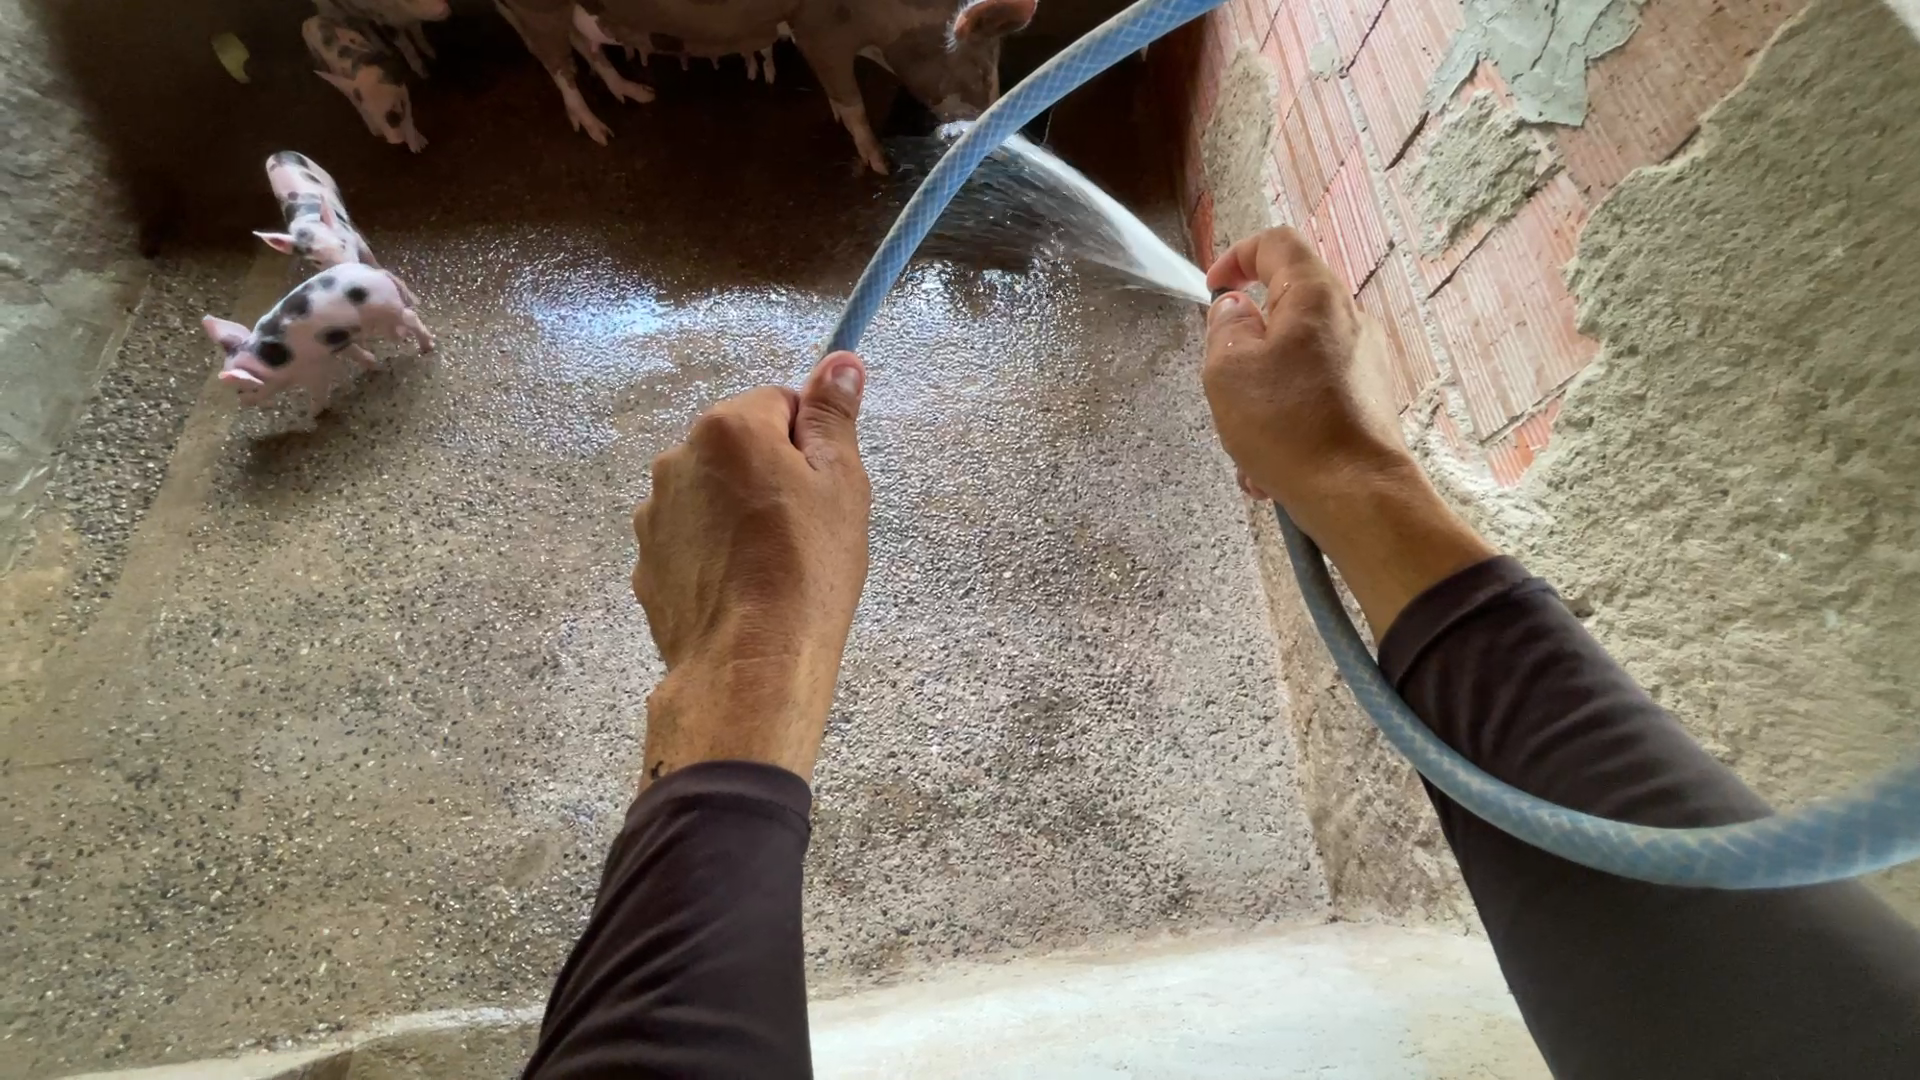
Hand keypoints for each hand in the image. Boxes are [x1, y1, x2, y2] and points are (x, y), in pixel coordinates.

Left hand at [631, 351, 871, 784]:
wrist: (750, 663)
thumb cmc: (808, 567)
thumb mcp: (841, 485)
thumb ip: (834, 417)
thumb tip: (841, 360)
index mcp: (727, 428)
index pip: (780, 402)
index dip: (810, 441)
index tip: (824, 486)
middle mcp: (677, 458)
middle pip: (740, 444)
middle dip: (772, 471)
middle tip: (806, 526)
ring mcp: (654, 513)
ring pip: (714, 491)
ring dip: (740, 510)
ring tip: (772, 564)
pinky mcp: (647, 561)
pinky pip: (691, 535)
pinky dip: (714, 549)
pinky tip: (741, 587)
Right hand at [1202, 227, 1411, 518]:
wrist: (1353, 491)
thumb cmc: (1285, 425)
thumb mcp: (1227, 371)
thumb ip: (1224, 328)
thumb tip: (1234, 309)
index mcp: (1313, 296)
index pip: (1275, 243)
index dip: (1236, 256)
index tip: (1212, 289)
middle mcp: (1347, 317)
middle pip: (1284, 304)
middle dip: (1244, 339)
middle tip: (1222, 377)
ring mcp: (1362, 357)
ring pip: (1292, 356)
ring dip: (1258, 389)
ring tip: (1244, 435)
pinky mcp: (1366, 395)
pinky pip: (1310, 391)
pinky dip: (1281, 415)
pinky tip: (1267, 461)